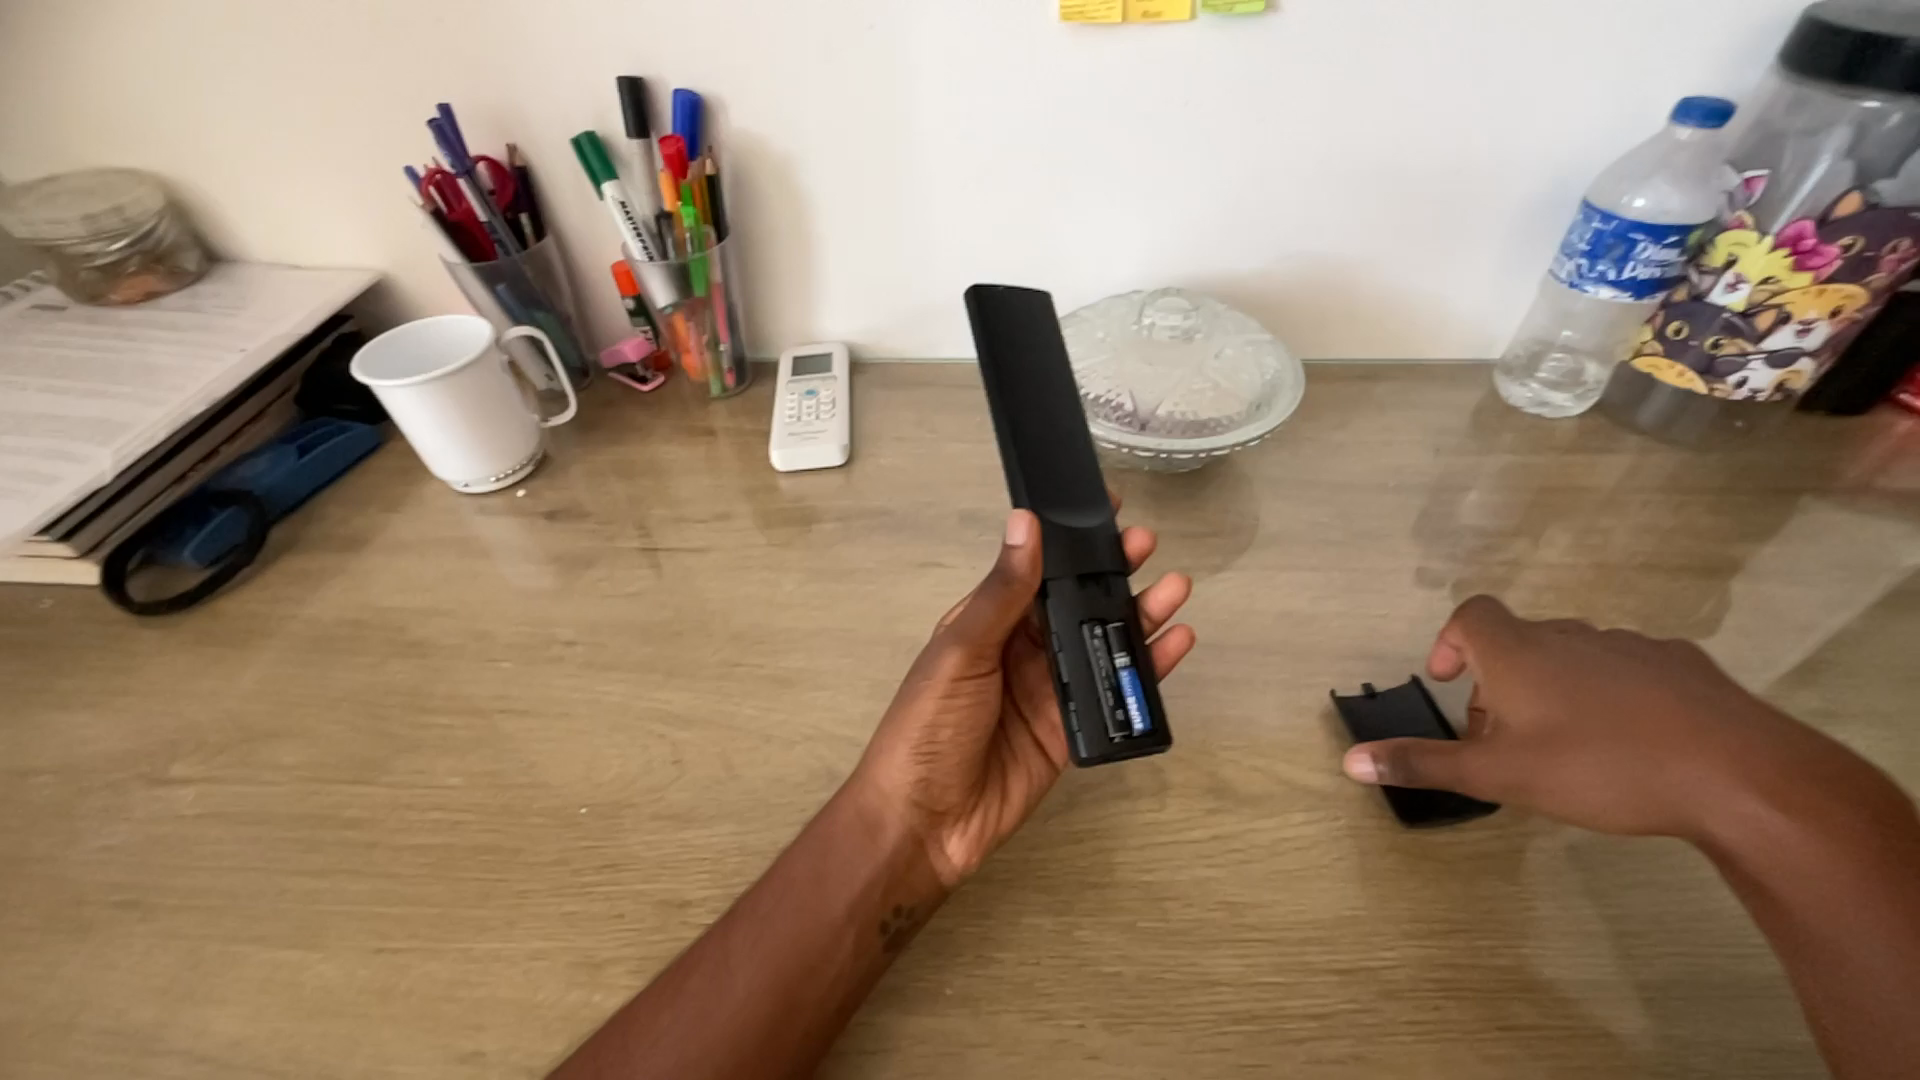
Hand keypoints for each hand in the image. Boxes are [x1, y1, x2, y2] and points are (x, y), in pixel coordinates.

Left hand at [851, 509, 1195, 887]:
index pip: (1035, 568)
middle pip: (1075, 601)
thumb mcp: (961, 651)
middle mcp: (1022, 649)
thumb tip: (1025, 521)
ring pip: (1101, 642)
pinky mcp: (1073, 729)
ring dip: (1137, 615)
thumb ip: (1001, 592)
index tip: (1104, 506)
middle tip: (1146, 544)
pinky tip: (1176, 644)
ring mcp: (1049, 689)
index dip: (1068, 539)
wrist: (925, 821)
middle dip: (1110, 571)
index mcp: (988, 621)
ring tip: (1174, 586)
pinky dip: (1147, 669)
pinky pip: (1114, 691)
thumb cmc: (929, 725)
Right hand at [1340, 595, 1886, 841]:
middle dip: (1499, 681)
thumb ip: (1424, 763)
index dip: (1450, 641)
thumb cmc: (1601, 767)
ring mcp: (1632, 647)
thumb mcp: (1500, 775)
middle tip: (1502, 736)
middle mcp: (1569, 636)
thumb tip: (1349, 760)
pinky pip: (1628, 668)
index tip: (1450, 683)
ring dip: (1554, 686)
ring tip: (1565, 743)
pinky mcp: (1686, 668)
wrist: (1745, 779)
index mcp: (1519, 652)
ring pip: (1573, 655)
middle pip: (1518, 641)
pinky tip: (1631, 738)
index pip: (1471, 615)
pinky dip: (1611, 691)